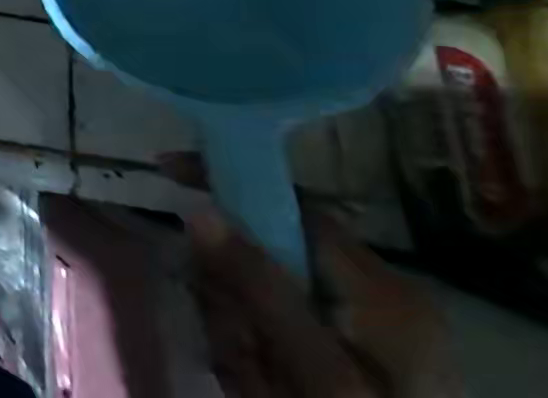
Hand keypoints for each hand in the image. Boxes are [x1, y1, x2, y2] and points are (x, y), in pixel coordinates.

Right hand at [188, 207, 458, 397]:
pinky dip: (250, 357)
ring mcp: (359, 335)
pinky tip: (262, 392)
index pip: (290, 201)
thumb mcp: (318, 379)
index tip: (166, 172)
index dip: (229, 182)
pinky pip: (268, 332)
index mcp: (382, 292)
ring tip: (255, 388)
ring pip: (257, 295)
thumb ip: (260, 289)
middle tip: (235, 352)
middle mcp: (373, 301)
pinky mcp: (341, 362)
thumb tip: (198, 208)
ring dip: (236, 335)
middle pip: (265, 252)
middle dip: (231, 295)